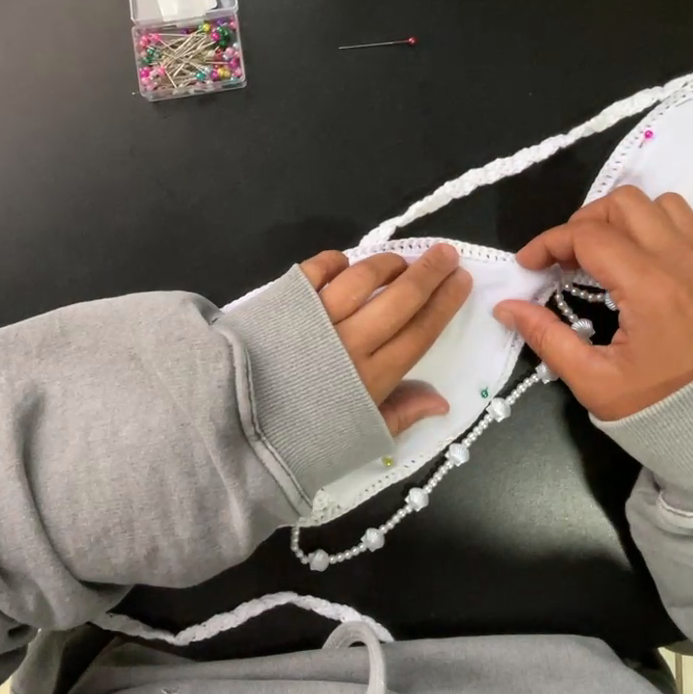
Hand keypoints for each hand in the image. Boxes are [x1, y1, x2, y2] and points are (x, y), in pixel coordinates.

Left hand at [300, 244, 471, 435]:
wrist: (230, 424)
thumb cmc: (297, 438)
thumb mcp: (354, 439)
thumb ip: (399, 415)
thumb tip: (441, 401)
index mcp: (371, 378)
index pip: (420, 332)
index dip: (444, 304)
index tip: (461, 280)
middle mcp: (349, 343)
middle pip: (400, 299)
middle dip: (429, 273)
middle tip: (445, 254)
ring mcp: (315, 319)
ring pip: (362, 279)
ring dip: (386, 264)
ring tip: (400, 261)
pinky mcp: (284, 302)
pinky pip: (317, 271)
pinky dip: (335, 262)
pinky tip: (346, 263)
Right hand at [493, 187, 692, 420]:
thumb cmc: (658, 406)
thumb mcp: (592, 380)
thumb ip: (546, 337)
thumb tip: (505, 307)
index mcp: (648, 287)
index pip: (588, 236)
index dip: (548, 242)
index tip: (528, 265)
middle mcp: (682, 261)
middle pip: (625, 203)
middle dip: (584, 222)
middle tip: (566, 258)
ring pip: (664, 204)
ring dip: (627, 220)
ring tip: (607, 253)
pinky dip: (666, 229)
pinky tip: (649, 258)